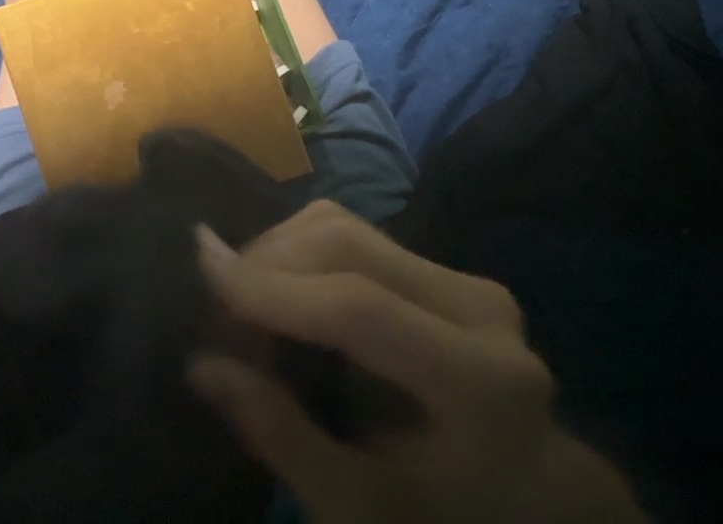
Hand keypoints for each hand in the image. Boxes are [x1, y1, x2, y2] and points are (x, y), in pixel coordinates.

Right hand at [190, 201, 646, 523]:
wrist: (524, 496)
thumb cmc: (440, 515)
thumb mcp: (359, 507)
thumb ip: (282, 436)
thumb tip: (202, 365)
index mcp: (483, 385)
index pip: (361, 309)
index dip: (271, 288)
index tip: (198, 270)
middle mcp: (482, 311)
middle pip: (347, 248)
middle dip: (264, 266)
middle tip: (213, 318)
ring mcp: (467, 280)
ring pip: (343, 227)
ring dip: (275, 252)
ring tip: (241, 310)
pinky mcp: (443, 268)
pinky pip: (352, 232)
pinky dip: (296, 252)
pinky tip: (278, 296)